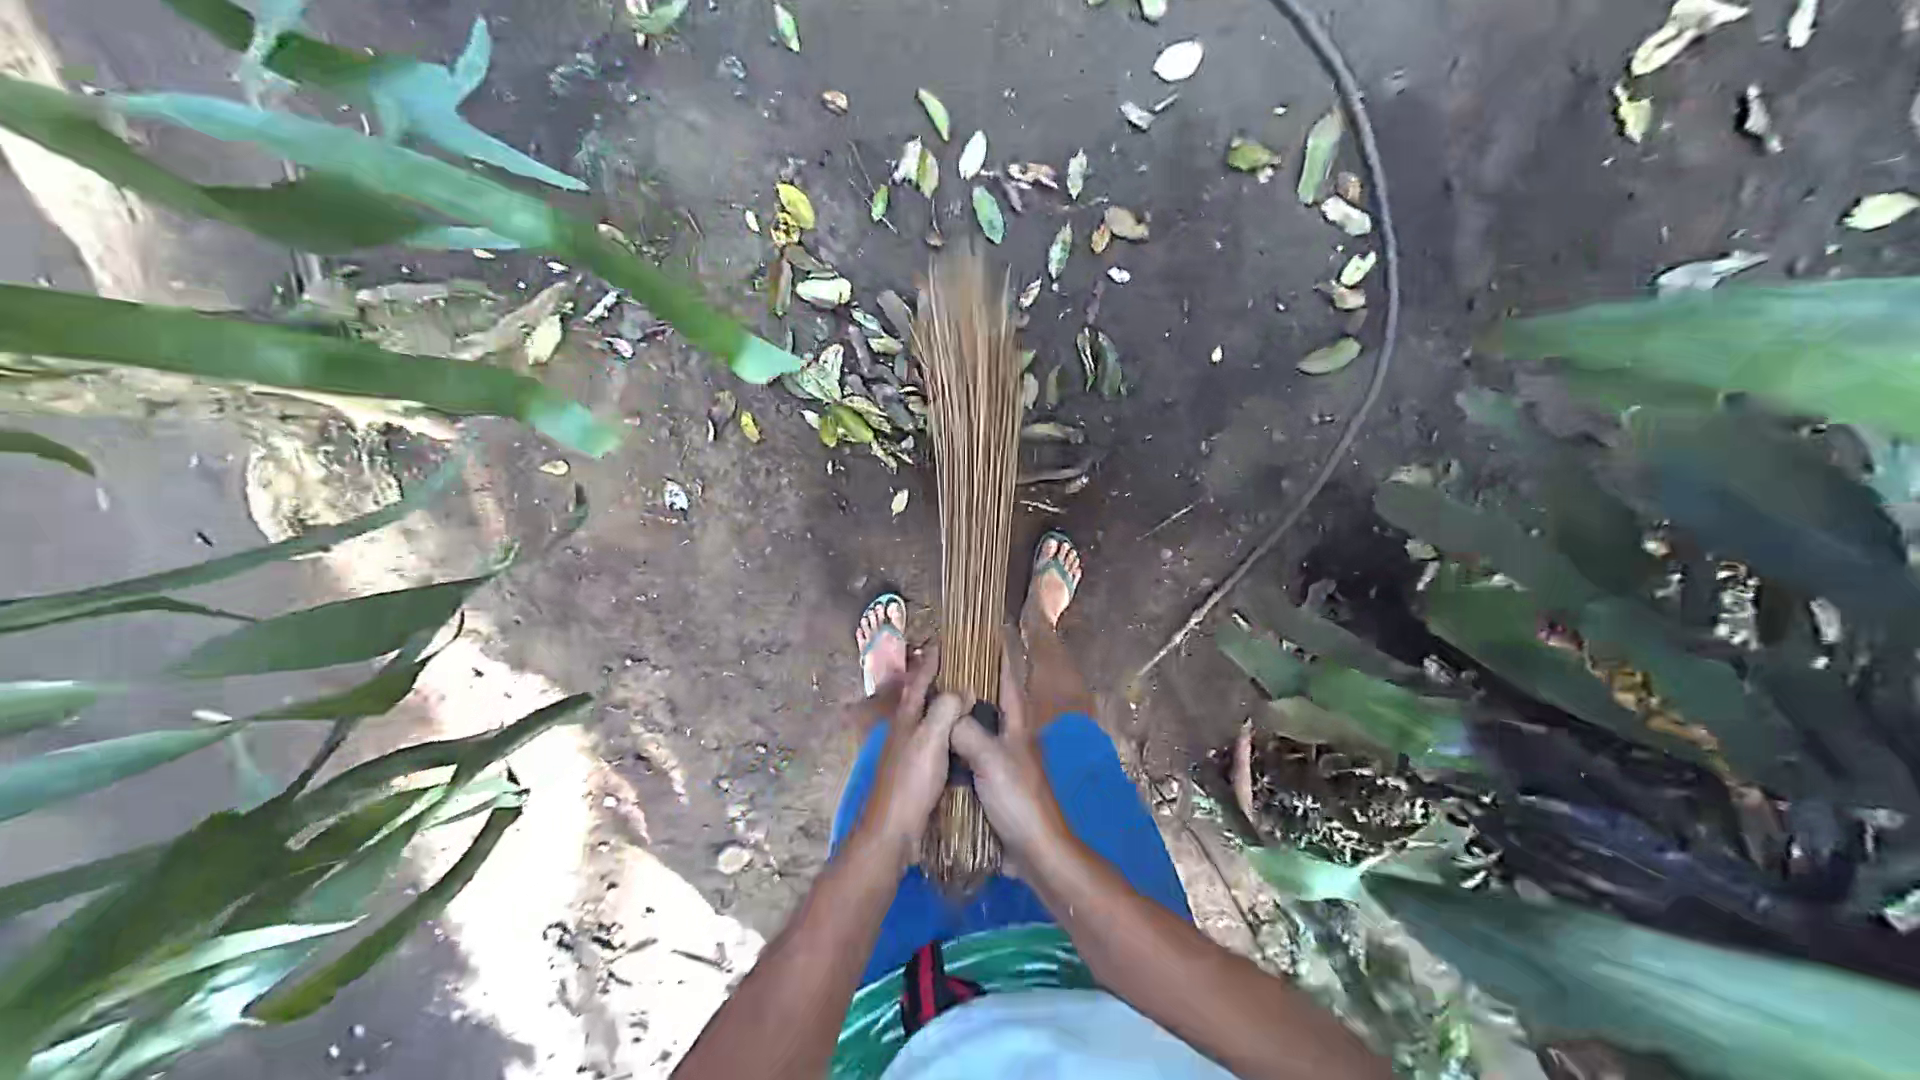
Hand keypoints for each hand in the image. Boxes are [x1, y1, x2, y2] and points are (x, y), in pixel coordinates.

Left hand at [854, 647, 968, 869]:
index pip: (919, 680)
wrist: (893, 832)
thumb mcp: (930, 741)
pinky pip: (936, 742)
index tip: (945, 643)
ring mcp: (910, 753)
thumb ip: (945, 711)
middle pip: (922, 697)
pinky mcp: (917, 772)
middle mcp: (906, 731)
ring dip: (944, 706)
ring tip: (967, 698)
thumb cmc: (910, 782)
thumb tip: (963, 688)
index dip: (931, 661)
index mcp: (908, 718)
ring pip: (929, 720)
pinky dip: (950, 732)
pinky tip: (963, 739)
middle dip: (938, 680)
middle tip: (962, 667)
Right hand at [950, 655, 1074, 863]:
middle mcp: (1012, 736)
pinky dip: (956, 745)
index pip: (1008, 678)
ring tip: (935, 700)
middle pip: (991, 700)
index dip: (999, 655)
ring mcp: (1004, 760)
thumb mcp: (990, 758)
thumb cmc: (1018, 798)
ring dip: (962, 714)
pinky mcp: (994, 782)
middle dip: (972, 681)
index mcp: (1017, 724)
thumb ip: (967, 731)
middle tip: (945, 665)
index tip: (986, 632)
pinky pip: (971, 754)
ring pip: (980, 727)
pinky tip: (937, 745)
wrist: (1036, 849)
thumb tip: (946, 714)